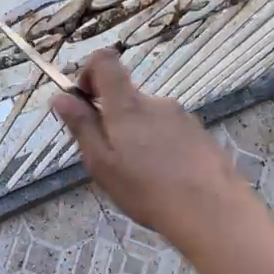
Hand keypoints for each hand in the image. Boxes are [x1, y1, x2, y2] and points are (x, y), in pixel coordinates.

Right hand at [49, 49, 249, 247]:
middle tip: (111, 159)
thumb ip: (82, 126)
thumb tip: (60, 96)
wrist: (213, 212)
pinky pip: (169, 132)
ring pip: (147, 118)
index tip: (84, 100)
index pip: (105, 62)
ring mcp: (182, 117)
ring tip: (141, 175)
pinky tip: (166, 178)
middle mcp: (156, 102)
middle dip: (112, 120)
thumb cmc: (147, 190)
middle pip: (125, 97)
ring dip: (137, 136)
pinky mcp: (200, 134)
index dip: (89, 72)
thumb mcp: (102, 163)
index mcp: (127, 106)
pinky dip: (160, 147)